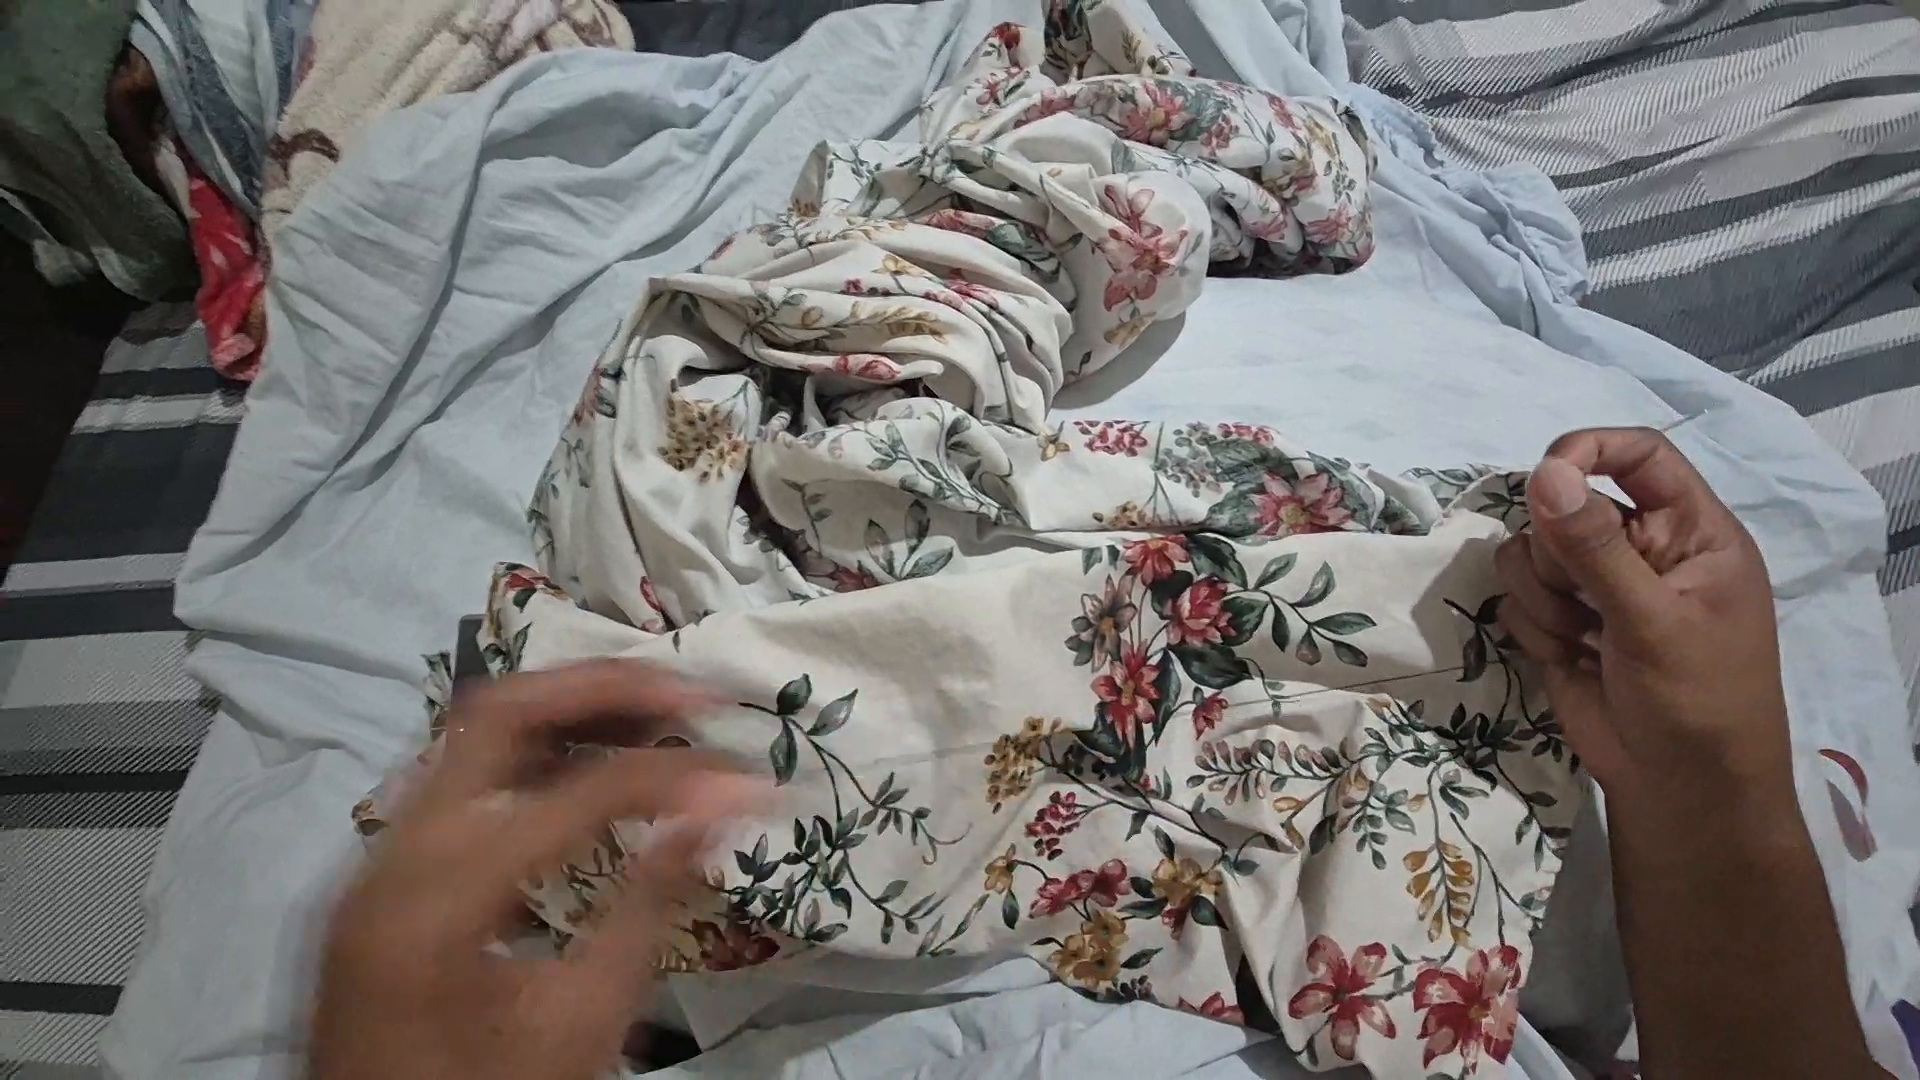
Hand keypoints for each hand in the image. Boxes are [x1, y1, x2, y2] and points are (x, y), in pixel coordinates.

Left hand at [308, 661, 757, 1079]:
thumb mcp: (581, 1020)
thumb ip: (649, 903)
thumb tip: (719, 807)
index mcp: (437, 904)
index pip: (576, 796)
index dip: (673, 776)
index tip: (746, 779)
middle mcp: (394, 853)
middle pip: (502, 713)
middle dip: (608, 688)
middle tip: (691, 694)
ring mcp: (383, 850)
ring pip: (482, 725)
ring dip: (577, 703)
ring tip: (660, 708)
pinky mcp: (394, 860)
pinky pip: (471, 763)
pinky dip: (544, 738)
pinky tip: (598, 748)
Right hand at [1494, 428, 1795, 817]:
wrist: (1673, 782)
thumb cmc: (1697, 698)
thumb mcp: (1651, 619)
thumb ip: (1593, 546)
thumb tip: (1544, 473)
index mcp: (1688, 533)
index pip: (1638, 456)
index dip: (1586, 452)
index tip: (1542, 476)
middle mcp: (1636, 548)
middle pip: (1558, 508)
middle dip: (1557, 561)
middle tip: (1591, 605)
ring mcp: (1591, 585)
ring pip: (1523, 555)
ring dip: (1543, 601)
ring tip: (1584, 640)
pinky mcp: (1556, 617)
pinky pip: (1512, 597)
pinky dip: (1532, 628)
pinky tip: (1570, 657)